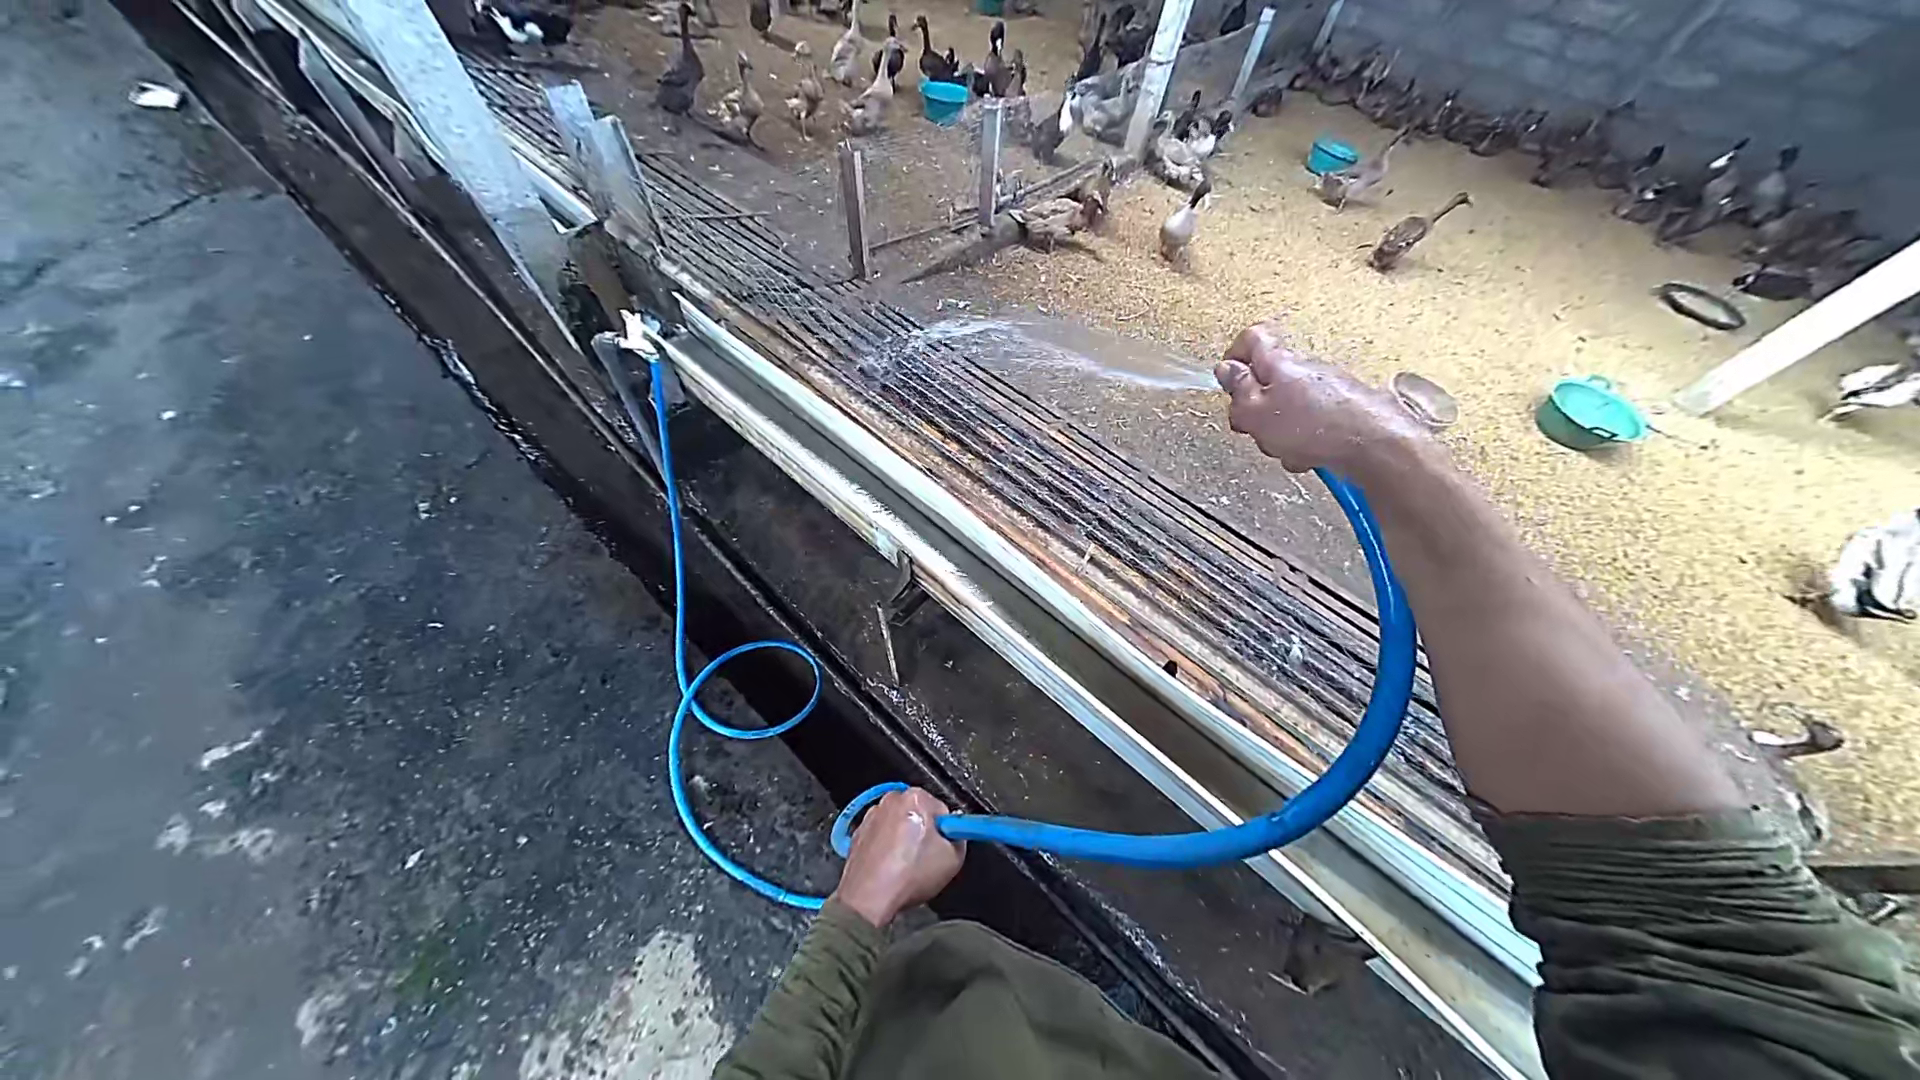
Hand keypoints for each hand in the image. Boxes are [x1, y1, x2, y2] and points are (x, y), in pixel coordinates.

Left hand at [831, 788, 964, 927]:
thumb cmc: (907, 876)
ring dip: (905, 841)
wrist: (867, 898)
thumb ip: (960, 839)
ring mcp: (872, 815)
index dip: (947, 833)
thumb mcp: (953, 859)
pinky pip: (882, 836)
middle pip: (920, 814)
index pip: (943, 811)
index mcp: (916, 798)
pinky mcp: (859, 832)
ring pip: (899, 825)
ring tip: (906, 868)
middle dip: (925, 834)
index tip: (944, 847)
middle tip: (926, 859)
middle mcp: (891, 799)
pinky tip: (891, 869)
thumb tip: (956, 835)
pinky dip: (887, 849)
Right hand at [1213, 322, 1430, 478]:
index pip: (1251, 338)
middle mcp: (1304, 369)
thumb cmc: (1314, 427)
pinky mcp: (1339, 412)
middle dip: (1254, 409)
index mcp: (1279, 362)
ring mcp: (1324, 391)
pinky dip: (1301, 442)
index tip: (1228, 382)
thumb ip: (1237, 389)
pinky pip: (1306, 426)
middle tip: (1253, 425)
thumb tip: (1226, 370)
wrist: (1372, 445)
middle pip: (1265, 382)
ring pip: (1284, 408)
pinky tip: (1306, 454)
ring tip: (1285, 446)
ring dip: (1277, 431)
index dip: (1234, 357)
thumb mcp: (1254, 411)